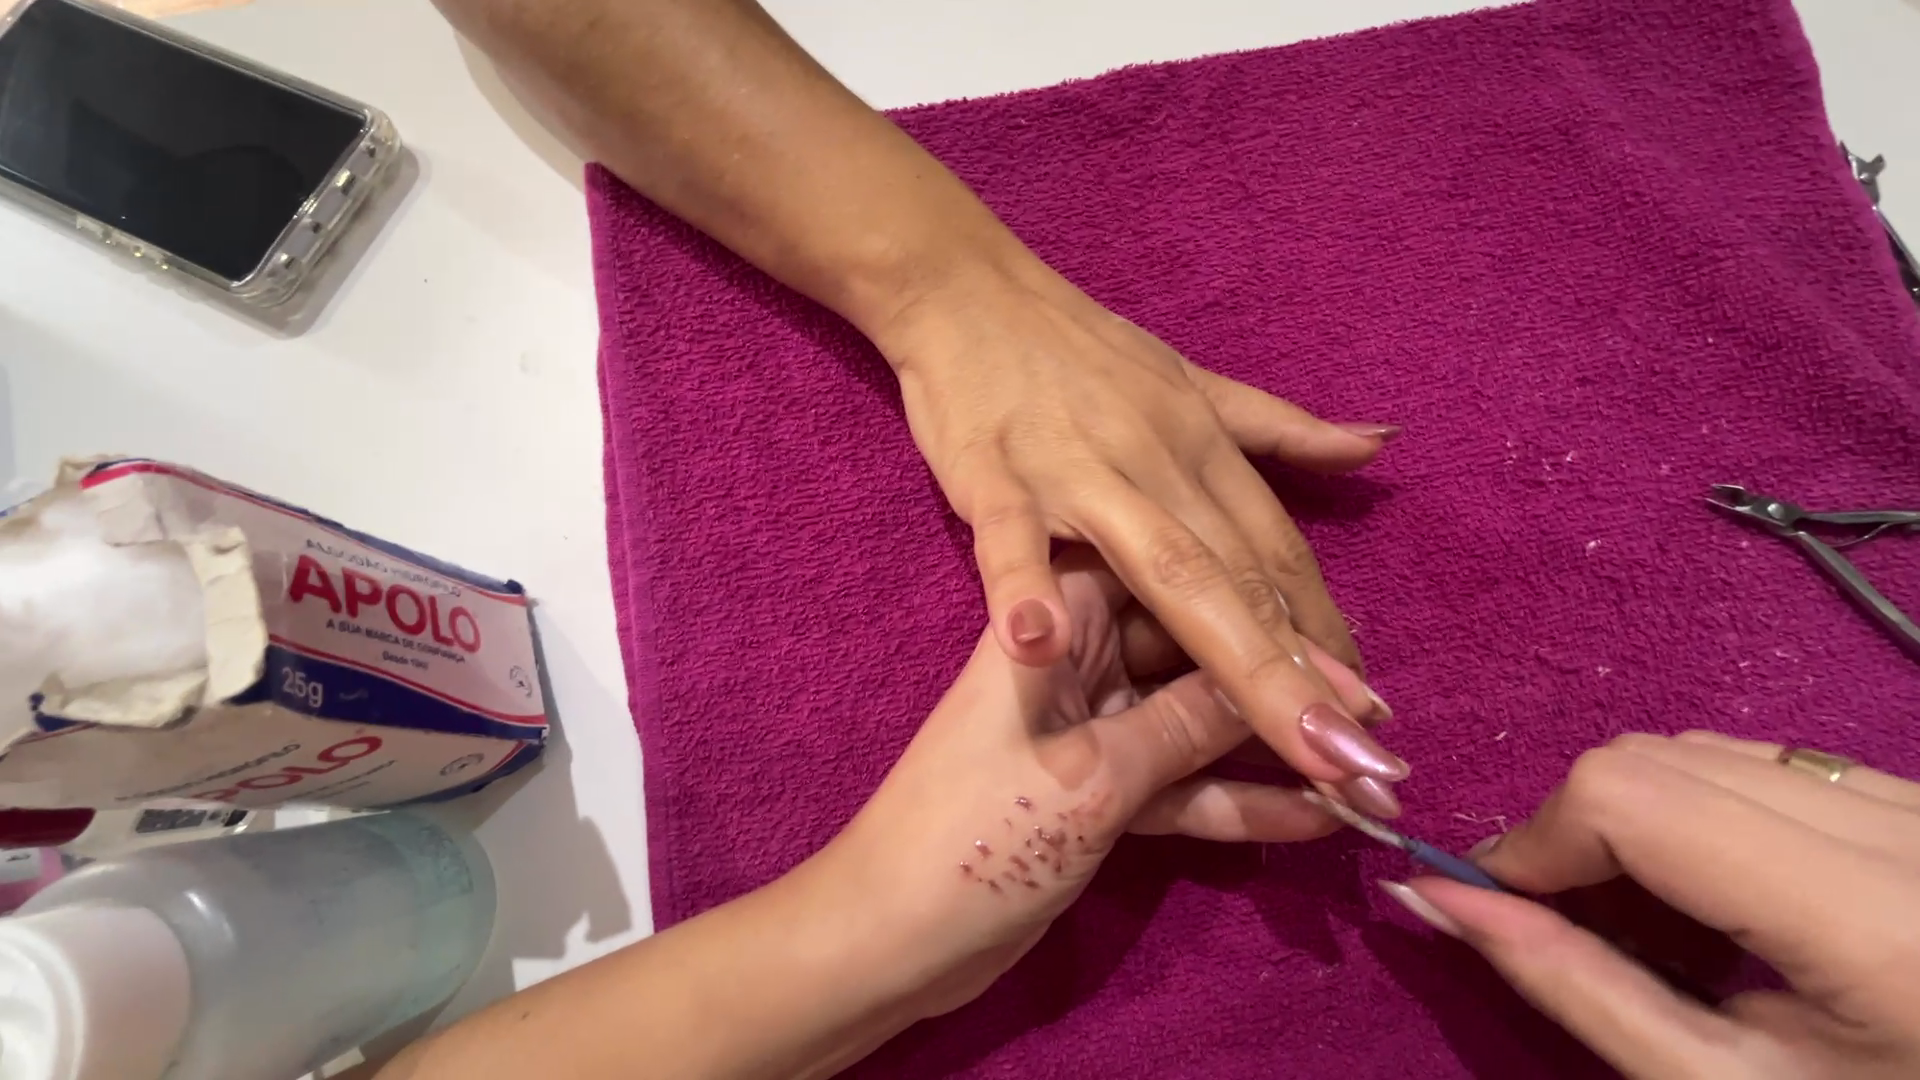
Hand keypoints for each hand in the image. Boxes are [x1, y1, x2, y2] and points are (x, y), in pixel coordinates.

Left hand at [815, 549, 1370, 1020]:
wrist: (888, 936)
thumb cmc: (973, 834)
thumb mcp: (1089, 778)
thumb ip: (1184, 726)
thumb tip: (1288, 685)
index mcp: (1054, 622)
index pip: (1168, 586)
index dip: (1252, 612)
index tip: (1340, 655)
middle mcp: (1075, 658)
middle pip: (1190, 655)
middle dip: (1276, 691)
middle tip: (1374, 727)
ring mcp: (1088, 724)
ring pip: (1192, 724)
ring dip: (1266, 756)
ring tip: (1364, 784)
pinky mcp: (1096, 785)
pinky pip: (1174, 781)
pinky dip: (1230, 801)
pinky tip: (1308, 821)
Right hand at [876, 262, 1400, 785]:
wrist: (966, 293)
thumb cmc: (1074, 348)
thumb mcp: (1187, 377)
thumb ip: (1274, 426)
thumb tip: (1377, 442)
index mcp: (1200, 447)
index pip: (1279, 550)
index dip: (1329, 631)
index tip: (1372, 714)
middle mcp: (1159, 465)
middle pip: (1245, 576)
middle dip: (1311, 672)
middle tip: (1368, 764)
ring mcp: (1078, 473)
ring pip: (1166, 566)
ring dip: (1232, 653)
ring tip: (1289, 738)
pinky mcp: (996, 477)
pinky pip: (1013, 539)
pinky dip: (1025, 588)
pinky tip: (1040, 648)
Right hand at [1386, 731, 1919, 1078]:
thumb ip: (1568, 982)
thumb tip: (1426, 893)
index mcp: (1882, 921)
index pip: (1630, 798)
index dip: (1537, 839)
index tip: (1502, 903)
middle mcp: (1914, 831)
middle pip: (1650, 761)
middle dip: (1576, 830)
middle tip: (1575, 916)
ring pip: (1696, 750)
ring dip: (1631, 816)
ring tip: (1656, 912)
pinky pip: (1760, 759)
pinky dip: (1696, 807)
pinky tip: (1723, 888)